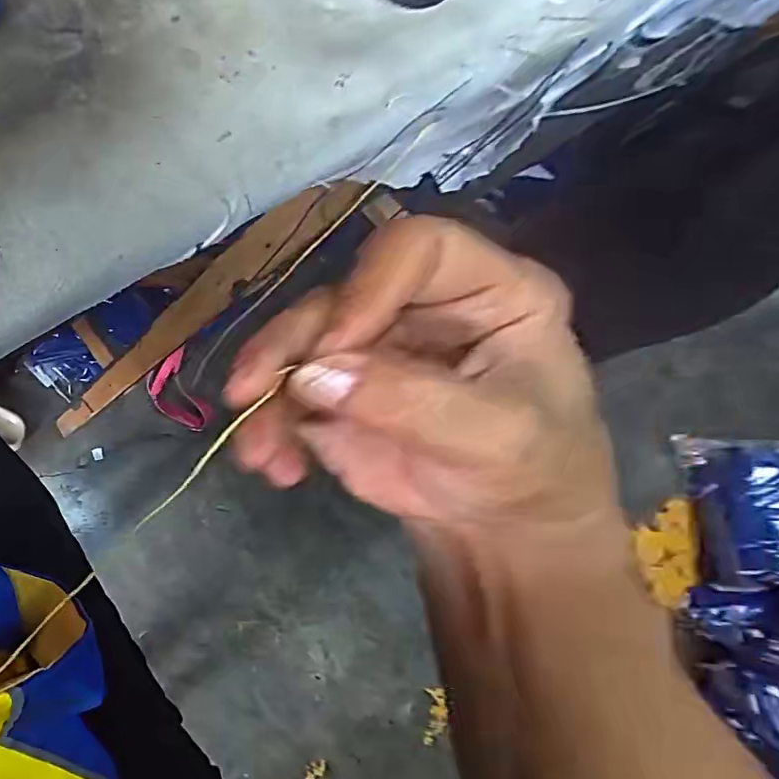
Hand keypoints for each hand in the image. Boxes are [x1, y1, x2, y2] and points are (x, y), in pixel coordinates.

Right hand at [223, 215, 615, 534]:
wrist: (499, 527)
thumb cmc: (531, 470)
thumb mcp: (492, 435)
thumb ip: (406, 399)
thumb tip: (309, 376)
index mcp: (481, 292)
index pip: (416, 250)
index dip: (365, 288)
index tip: (333, 347)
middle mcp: (414, 310)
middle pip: (333, 300)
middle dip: (284, 347)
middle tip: (246, 393)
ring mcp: (367, 353)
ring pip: (294, 348)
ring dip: (263, 397)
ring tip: (257, 451)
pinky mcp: (332, 397)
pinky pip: (283, 399)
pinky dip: (267, 431)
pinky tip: (275, 466)